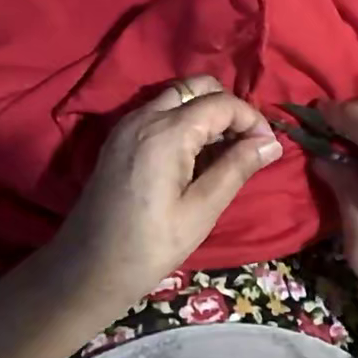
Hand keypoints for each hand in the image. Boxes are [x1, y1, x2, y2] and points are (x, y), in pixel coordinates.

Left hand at [56, 76, 282, 300]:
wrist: (87, 270)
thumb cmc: (149, 246)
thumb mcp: (200, 211)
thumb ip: (236, 168)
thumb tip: (271, 143)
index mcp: (165, 132)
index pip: (221, 103)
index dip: (251, 119)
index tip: (268, 147)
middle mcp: (144, 117)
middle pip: (195, 88)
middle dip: (227, 107)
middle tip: (246, 143)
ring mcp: (126, 125)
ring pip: (176, 98)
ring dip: (205, 113)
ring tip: (225, 151)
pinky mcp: (118, 139)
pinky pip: (158, 113)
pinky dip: (183, 121)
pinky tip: (195, 156)